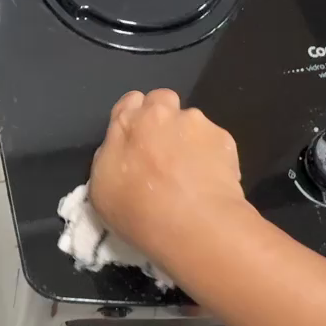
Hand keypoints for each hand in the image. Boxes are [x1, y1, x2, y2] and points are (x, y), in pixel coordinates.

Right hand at [88, 89, 251, 272]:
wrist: (194, 224)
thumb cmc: (138, 209)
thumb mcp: (100, 188)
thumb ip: (109, 156)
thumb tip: (121, 149)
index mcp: (127, 121)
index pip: (130, 101)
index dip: (133, 119)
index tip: (135, 142)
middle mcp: (162, 112)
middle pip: (162, 100)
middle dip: (162, 118)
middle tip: (161, 152)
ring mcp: (196, 123)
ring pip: (191, 122)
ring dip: (188, 138)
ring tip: (190, 174)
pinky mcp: (224, 139)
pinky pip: (213, 142)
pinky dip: (211, 156)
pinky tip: (209, 182)